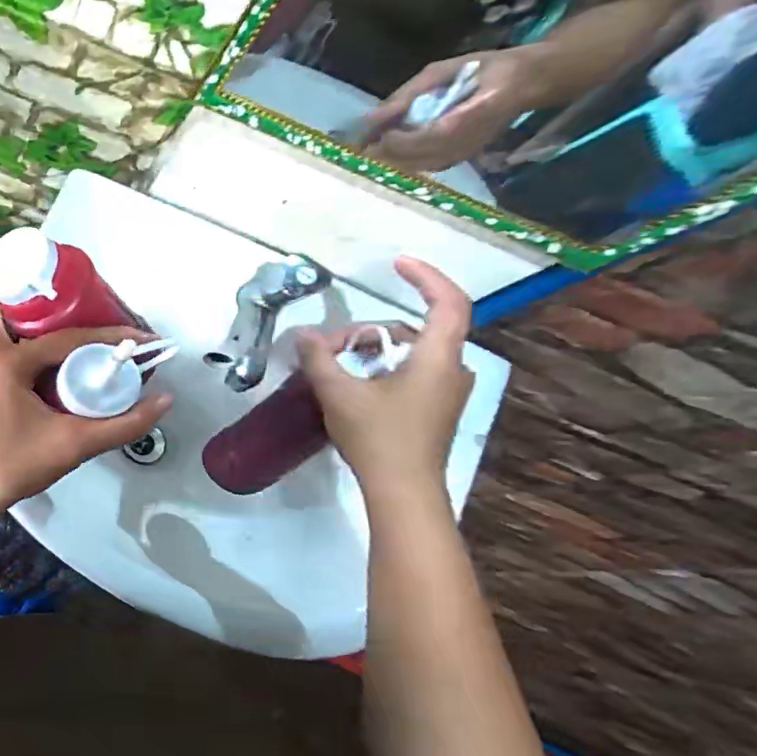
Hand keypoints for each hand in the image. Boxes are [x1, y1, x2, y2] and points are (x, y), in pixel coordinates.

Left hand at [0, 292, 172, 509]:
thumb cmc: (20, 464)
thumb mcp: (76, 444)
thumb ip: (123, 424)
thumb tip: (164, 399)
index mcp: (8, 362)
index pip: (66, 336)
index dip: (108, 335)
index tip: (140, 339)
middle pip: (4, 304)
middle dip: (41, 300)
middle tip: (86, 313)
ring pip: (2, 321)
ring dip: (36, 319)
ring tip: (81, 330)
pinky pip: (8, 342)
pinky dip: (33, 340)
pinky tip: (64, 358)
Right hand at [295, 258, 472, 490]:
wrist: (403, 491)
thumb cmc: (377, 438)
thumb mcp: (339, 395)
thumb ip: (319, 360)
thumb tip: (304, 335)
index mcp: (438, 357)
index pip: (447, 300)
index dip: (425, 276)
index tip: (396, 264)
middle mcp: (452, 369)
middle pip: (419, 328)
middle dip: (375, 327)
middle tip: (337, 342)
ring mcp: (448, 391)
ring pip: (416, 351)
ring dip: (379, 348)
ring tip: (341, 363)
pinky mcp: (437, 409)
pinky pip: (416, 371)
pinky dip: (388, 366)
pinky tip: (359, 383)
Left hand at [360, 48, 543, 172]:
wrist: (526, 83)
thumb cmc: (484, 69)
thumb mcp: (444, 70)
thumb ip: (408, 94)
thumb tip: (372, 117)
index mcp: (468, 116)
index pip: (425, 138)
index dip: (399, 141)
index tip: (378, 134)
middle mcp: (465, 143)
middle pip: (416, 159)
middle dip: (385, 155)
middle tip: (360, 147)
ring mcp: (462, 156)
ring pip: (416, 168)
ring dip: (391, 161)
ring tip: (370, 149)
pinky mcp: (458, 161)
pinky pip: (424, 167)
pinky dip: (403, 161)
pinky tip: (390, 152)